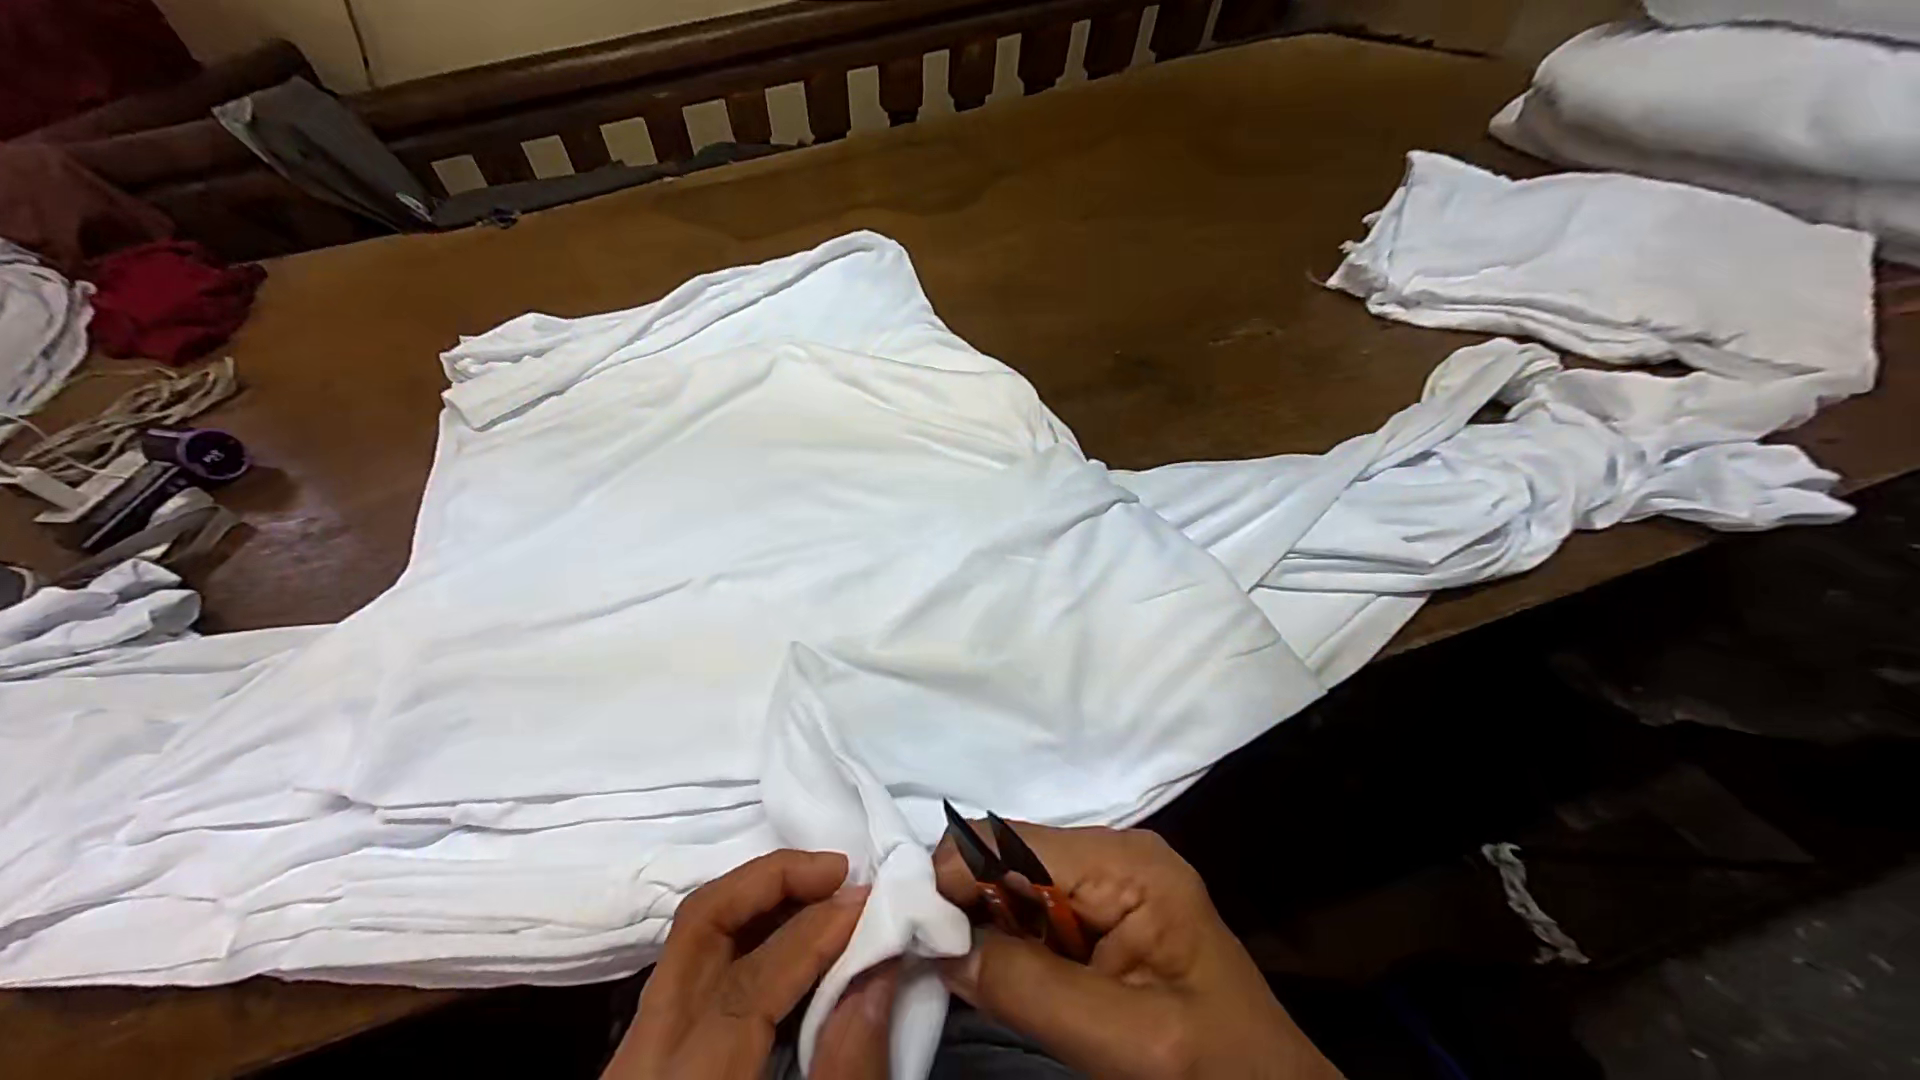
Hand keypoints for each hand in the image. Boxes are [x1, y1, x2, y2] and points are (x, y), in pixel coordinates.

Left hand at [601, 850, 881, 1079]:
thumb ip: (848, 1068)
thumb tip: (879, 964)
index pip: (745, 985)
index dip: (813, 934)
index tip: (867, 902)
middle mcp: (638, 1063)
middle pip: (697, 929)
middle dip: (771, 881)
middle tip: (836, 870)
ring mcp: (634, 1052)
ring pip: (691, 934)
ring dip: (761, 894)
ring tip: (823, 887)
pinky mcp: (648, 1049)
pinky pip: (696, 960)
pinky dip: (749, 927)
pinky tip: (793, 927)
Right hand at [934, 823, 1342, 1079]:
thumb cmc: (1221, 1070)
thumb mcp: (1133, 1041)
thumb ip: (1033, 989)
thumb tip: (942, 948)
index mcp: (1127, 863)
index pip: (1014, 843)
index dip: (957, 876)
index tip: (910, 929)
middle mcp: (1112, 856)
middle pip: (1009, 857)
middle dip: (963, 901)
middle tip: (922, 956)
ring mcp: (1108, 885)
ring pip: (1013, 885)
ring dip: (977, 924)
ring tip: (946, 967)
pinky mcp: (1101, 916)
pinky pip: (1032, 914)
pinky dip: (1001, 941)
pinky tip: (986, 972)